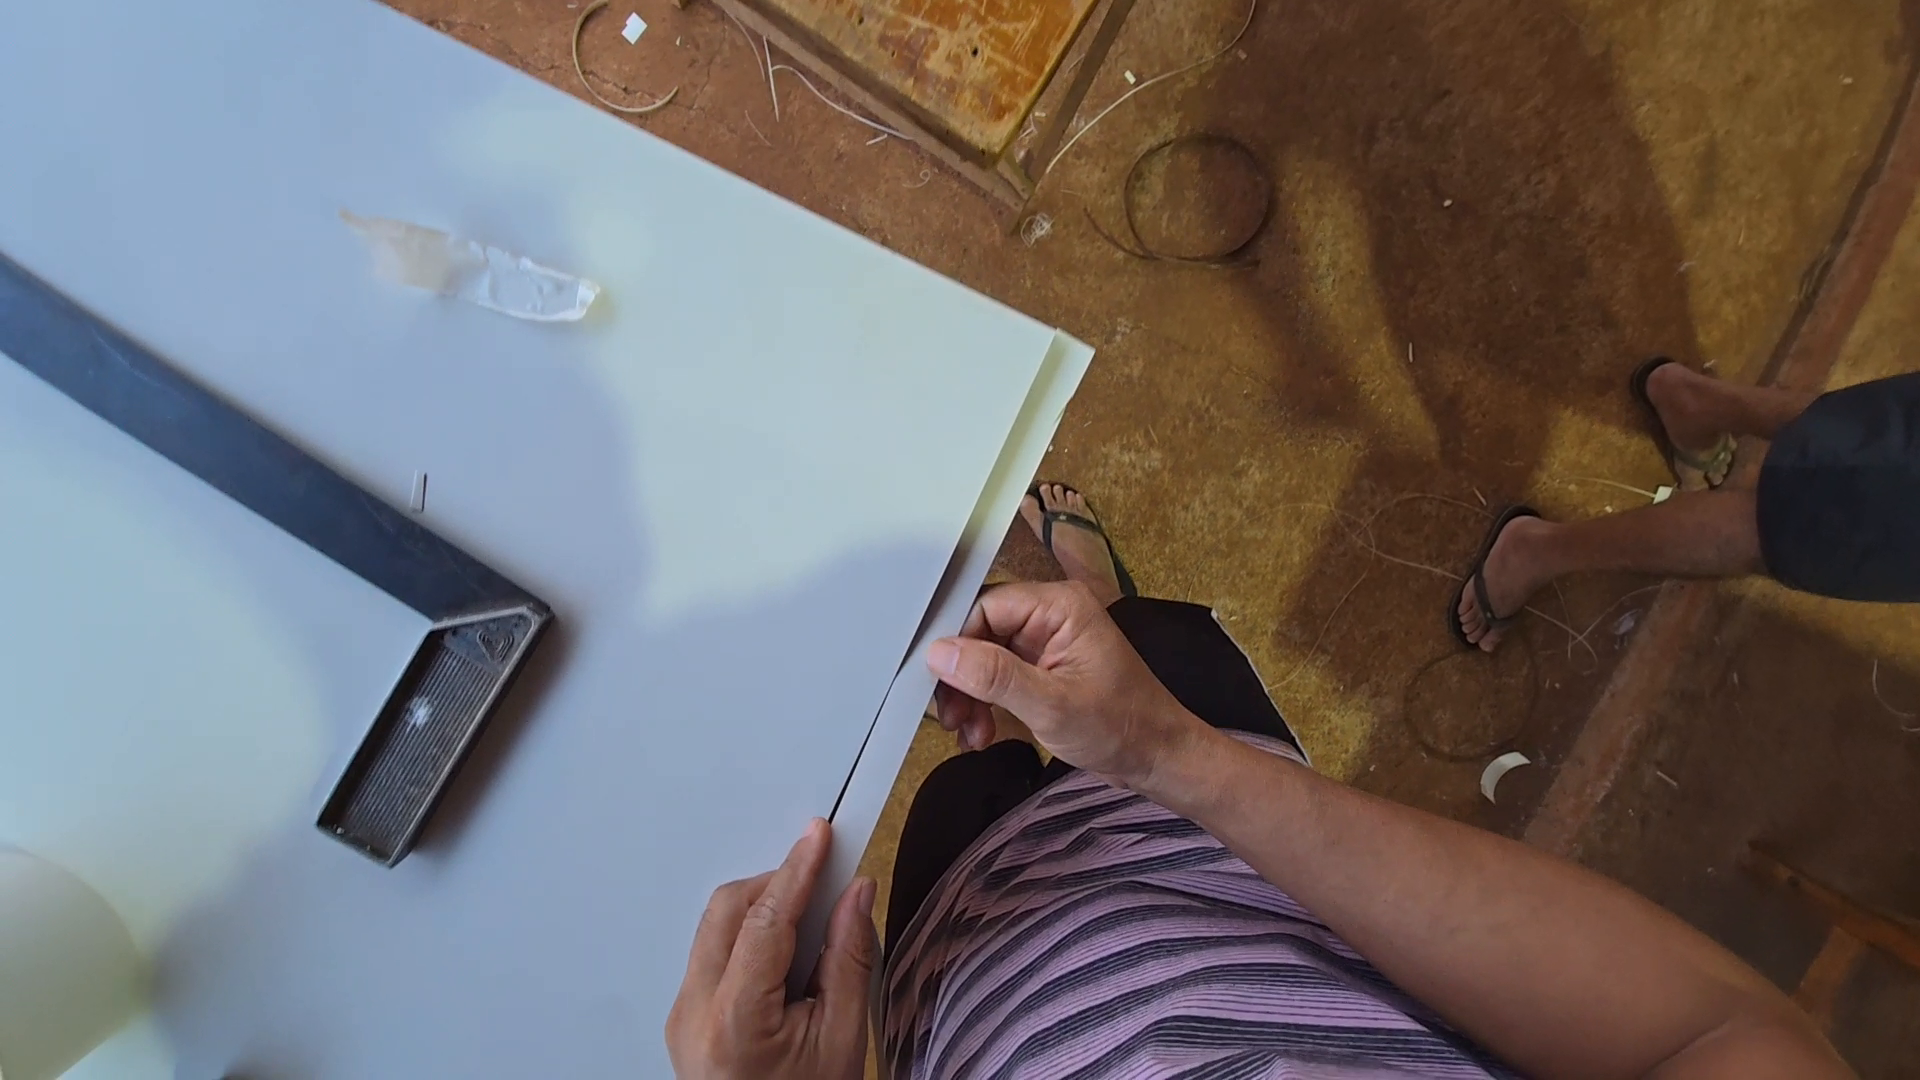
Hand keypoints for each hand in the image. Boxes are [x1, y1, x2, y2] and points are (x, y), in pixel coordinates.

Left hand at [666, 819, 875, 1079]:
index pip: (767, 919)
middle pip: (729, 908)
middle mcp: (694, 1013)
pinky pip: (714, 946)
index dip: (798, 869)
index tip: (818, 835)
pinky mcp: (685, 1013)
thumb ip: (849, 957)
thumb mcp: (844, 1039)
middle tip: (823, 877)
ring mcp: (683, 1013)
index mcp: (734, 1022)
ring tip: (809, 929)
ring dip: (764, 905)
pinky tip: (786, 953)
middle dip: (777, 883)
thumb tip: (856, 892)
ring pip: (718, 922)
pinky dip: (751, 930)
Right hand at [926, 581, 1209, 788]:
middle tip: (951, 717)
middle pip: (982, 632)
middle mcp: (1050, 615)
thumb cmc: (1118, 727)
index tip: (938, 683)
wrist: (1158, 759)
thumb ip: (995, 676)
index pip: (986, 607)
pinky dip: (986, 703)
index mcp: (1058, 606)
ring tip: (968, 733)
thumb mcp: (1052, 705)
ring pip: (985, 656)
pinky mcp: (1043, 667)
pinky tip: (981, 732)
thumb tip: (938, 653)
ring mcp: (1046, 641)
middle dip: (963, 676)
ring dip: (971, 695)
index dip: (958, 643)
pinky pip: (999, 675)